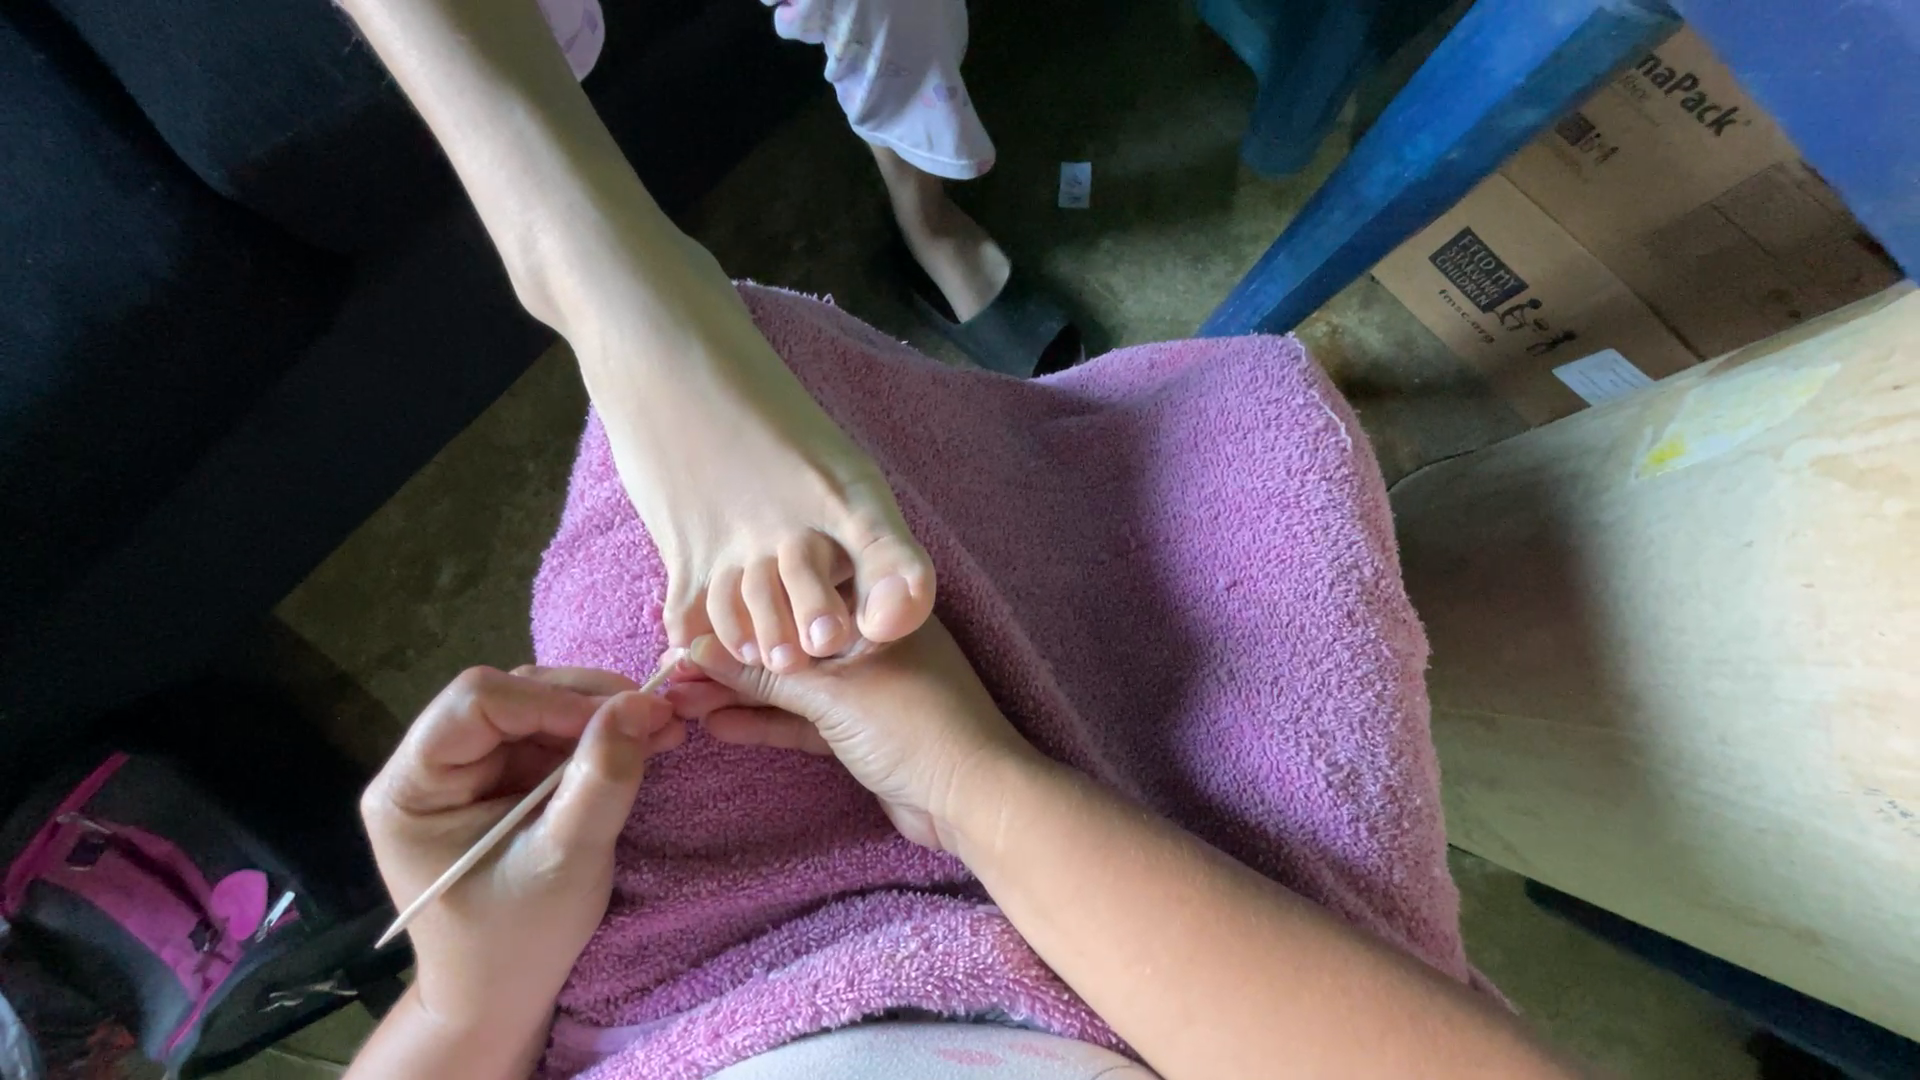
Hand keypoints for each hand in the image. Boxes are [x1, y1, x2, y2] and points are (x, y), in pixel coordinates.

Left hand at [360, 665, 684, 1033]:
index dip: (552, 700)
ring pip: (543, 702)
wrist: (506, 986)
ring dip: (605, 710)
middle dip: (589, 700)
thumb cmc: (519, 937)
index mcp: (412, 787)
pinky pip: (560, 728)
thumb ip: (600, 782)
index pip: (477, 703)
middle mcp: (435, 763)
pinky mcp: (511, 771)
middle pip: (514, 694)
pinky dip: (606, 729)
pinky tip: (644, 740)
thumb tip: (641, 704)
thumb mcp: (566, 861)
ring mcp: (475, 764)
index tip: (621, 719)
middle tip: (657, 717)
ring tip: (660, 729)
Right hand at [667, 620, 1043, 849]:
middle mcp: (870, 643)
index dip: (740, 617)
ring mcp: (866, 688)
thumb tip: (699, 655)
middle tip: (672, 675)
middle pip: (790, 646)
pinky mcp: (861, 730)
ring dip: (742, 695)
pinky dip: (768, 722)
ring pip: (794, 686)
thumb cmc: (915, 725)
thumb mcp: (835, 694)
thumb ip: (766, 676)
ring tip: (681, 702)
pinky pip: (806, 719)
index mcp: (874, 612)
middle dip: (733, 661)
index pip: (796, 602)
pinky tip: (719, 724)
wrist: (973, 799)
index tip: (687, 631)